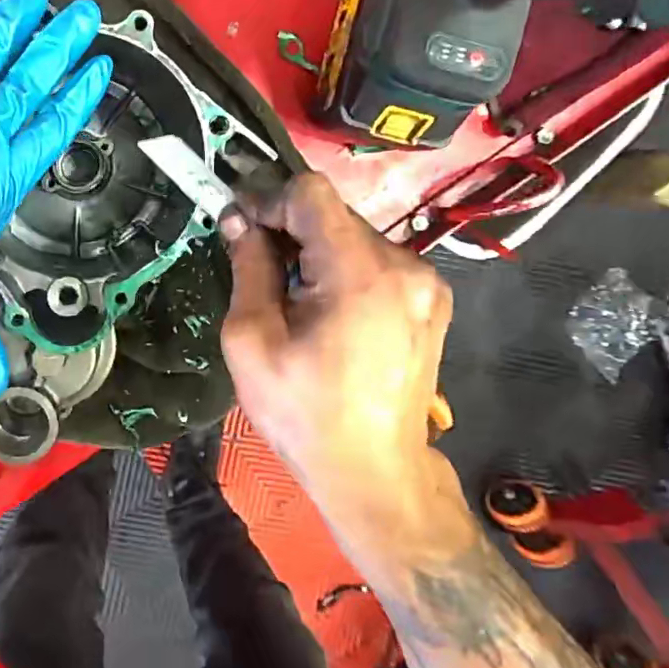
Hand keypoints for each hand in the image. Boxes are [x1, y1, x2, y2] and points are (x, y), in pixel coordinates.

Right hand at [220, 174, 454, 503]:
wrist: (374, 474)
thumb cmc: (304, 413)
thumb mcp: (252, 341)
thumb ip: (248, 267)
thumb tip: (239, 220)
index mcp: (361, 274)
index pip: (311, 194)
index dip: (267, 200)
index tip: (239, 225)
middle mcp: (405, 266)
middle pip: (333, 212)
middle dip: (287, 227)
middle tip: (253, 259)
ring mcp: (425, 282)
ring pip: (352, 233)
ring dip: (313, 247)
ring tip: (288, 290)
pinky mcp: (430, 298)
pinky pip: (374, 258)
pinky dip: (340, 265)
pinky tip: (323, 304)